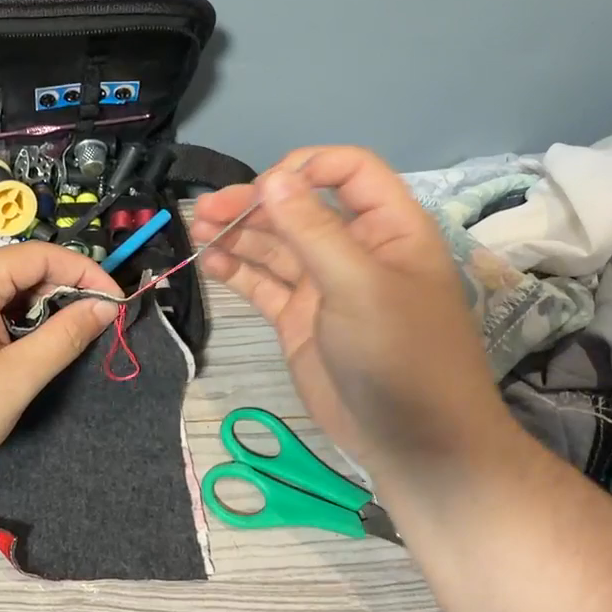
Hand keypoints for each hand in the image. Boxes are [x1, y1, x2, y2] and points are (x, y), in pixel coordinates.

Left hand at [0, 242, 119, 493]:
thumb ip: (66, 334)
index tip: (116, 302)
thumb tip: (106, 306)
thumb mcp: (20, 376)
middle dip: (62, 290)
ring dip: (38, 305)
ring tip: (61, 340)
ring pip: (4, 284)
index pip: (40, 255)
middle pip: (21, 265)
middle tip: (94, 326)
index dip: (85, 273)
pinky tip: (24, 344)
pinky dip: (12, 315)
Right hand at [190, 147, 521, 473]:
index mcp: (388, 229)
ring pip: (274, 245)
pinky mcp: (298, 319)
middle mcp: (354, 250)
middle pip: (298, 207)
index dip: (305, 169)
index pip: (349, 172)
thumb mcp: (358, 286)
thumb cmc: (401, 355)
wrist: (414, 442)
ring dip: (237, 234)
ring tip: (197, 231)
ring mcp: (323, 286)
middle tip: (206, 212)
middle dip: (253, 204)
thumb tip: (272, 178)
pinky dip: (235, 270)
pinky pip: (261, 284)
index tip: (263, 189)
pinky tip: (209, 262)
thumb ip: (312, 230)